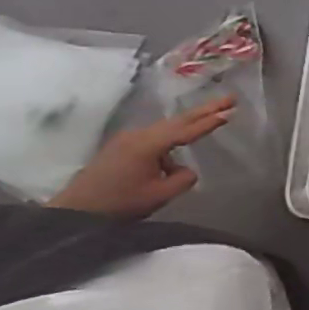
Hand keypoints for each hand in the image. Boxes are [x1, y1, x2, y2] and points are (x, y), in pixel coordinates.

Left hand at [47, 96, 233, 216]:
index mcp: (148, 144)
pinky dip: (170, 144)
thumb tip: (187, 170)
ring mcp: (127, 139)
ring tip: (208, 129)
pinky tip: (170, 165)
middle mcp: (138, 135)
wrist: (77, 210)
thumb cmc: (120, 203)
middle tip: (229, 99)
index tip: (231, 110)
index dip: (210, 121)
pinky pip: (153, 141)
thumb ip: (182, 179)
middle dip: (205, 110)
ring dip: (187, 130)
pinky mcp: (121, 148)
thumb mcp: (160, 195)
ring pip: (165, 132)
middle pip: (178, 120)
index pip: (187, 130)